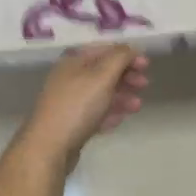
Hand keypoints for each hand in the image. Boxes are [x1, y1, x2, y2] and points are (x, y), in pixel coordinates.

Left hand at [17, 44, 149, 168]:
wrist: (49, 147)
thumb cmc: (77, 106)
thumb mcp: (102, 75)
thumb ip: (120, 57)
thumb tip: (131, 48)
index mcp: (74, 60)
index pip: (105, 49)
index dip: (127, 54)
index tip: (147, 65)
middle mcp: (69, 77)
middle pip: (103, 71)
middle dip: (126, 76)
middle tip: (144, 85)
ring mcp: (69, 101)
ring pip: (100, 93)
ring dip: (121, 96)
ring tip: (137, 106)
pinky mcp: (70, 122)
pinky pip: (94, 112)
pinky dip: (109, 113)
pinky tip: (120, 120)